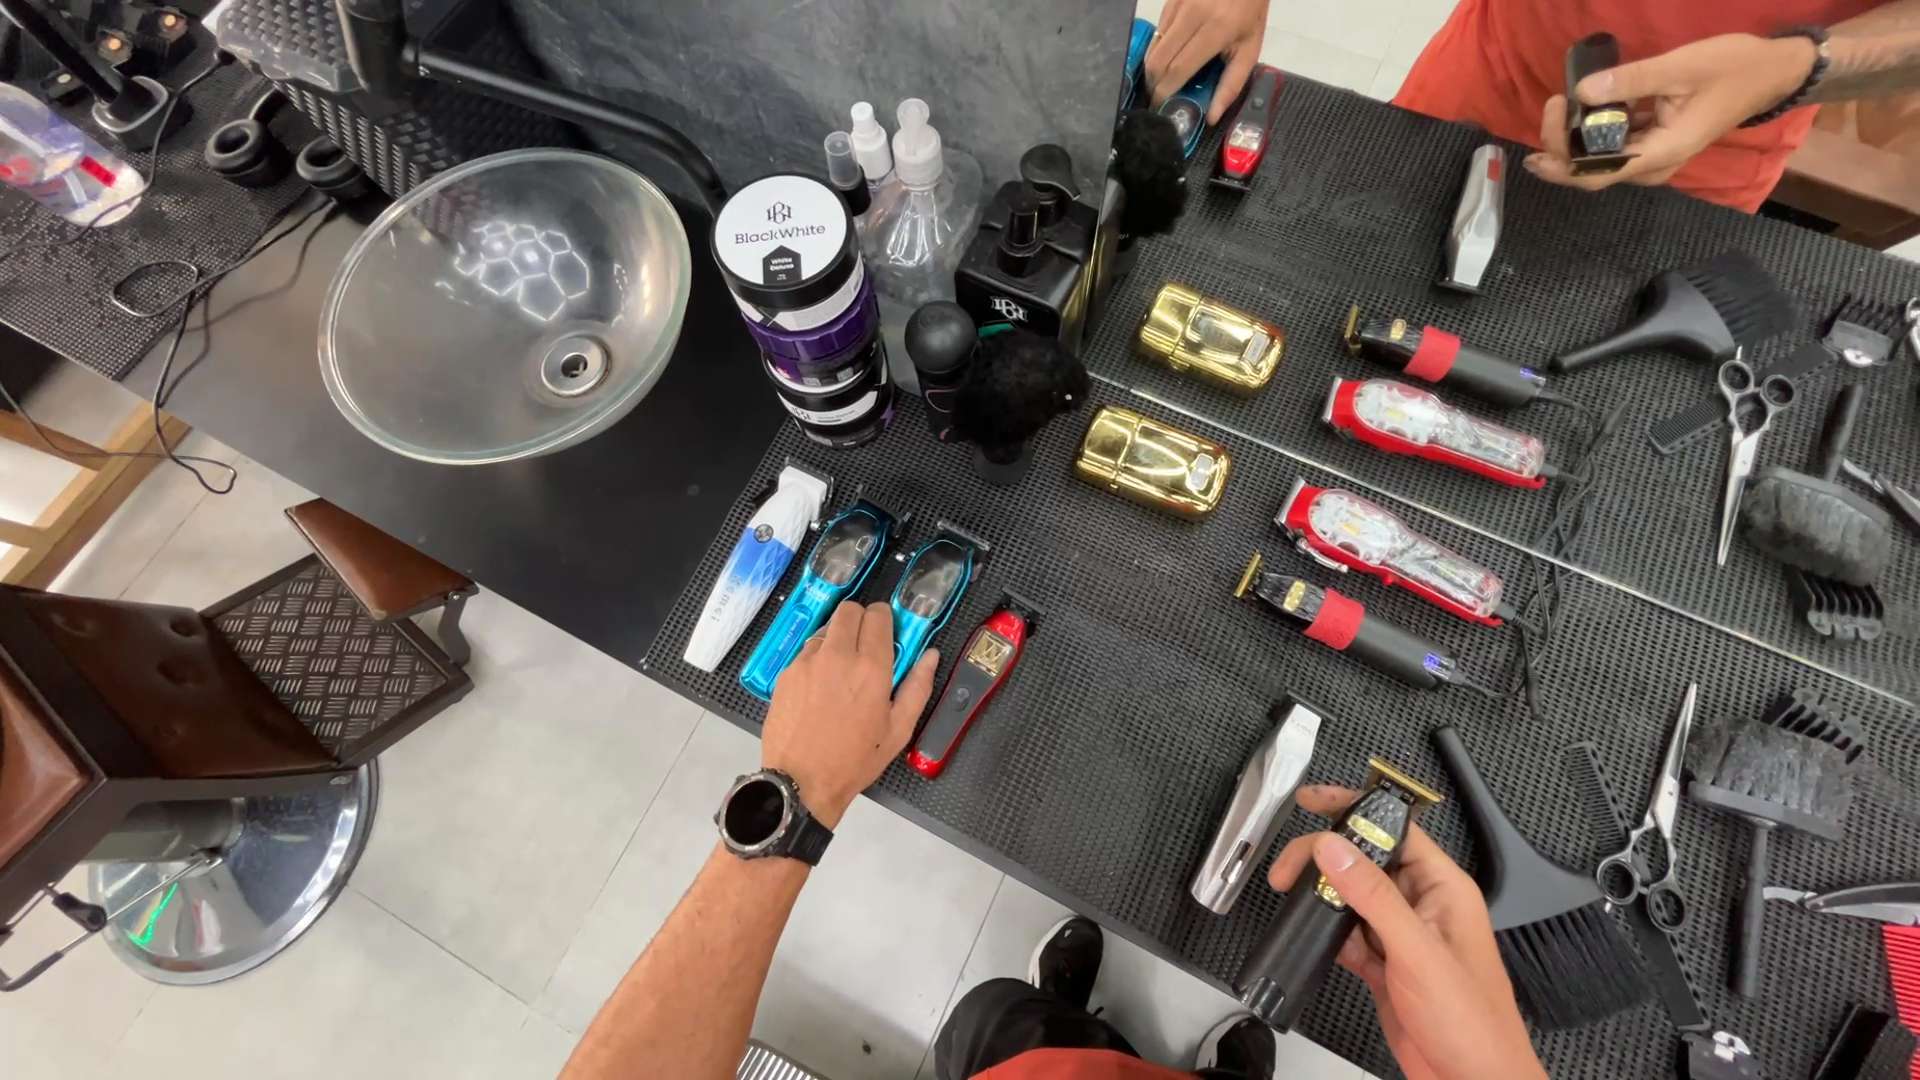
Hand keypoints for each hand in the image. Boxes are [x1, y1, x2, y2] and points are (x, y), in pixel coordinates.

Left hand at [760, 601, 937, 827]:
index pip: (878, 615)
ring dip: (837, 638)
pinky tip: (820, 686)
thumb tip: (930, 656)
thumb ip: (918, 687)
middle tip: (865, 643)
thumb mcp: (899, 730)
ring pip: (826, 629)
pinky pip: (806, 652)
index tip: (886, 631)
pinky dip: (817, 659)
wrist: (801, 783)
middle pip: (849, 610)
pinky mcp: (786, 674)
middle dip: (861, 619)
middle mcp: (838, 655)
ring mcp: (807, 662)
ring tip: (841, 668)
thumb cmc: (855, 759)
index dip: (885, 618)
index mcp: (871, 667)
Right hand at [1144, 0, 1269, 123]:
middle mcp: (1194, 14)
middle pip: (1158, 61)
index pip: (1177, 69)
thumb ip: (1232, 83)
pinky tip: (1164, 58)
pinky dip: (1156, 50)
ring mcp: (1180, 3)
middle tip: (1157, 98)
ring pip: (1153, 47)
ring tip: (1158, 81)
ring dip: (1151, 70)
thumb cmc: (1251, 9)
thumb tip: (1212, 117)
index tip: (1160, 108)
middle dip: (1152, 86)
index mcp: (1216, 29)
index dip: (1164, 93)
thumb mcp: (1250, 47)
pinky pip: (1156, 31)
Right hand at [1267, 787, 1544, 1079]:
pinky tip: (1320, 941)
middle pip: (1363, 859)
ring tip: (1293, 897)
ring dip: (1321, 895)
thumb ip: (1372, 896)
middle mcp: (1420, 903)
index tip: (1312, 800)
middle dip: (1323, 857)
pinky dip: (1328, 932)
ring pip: (1350, 892)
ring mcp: (1400, 932)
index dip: (1354, 808)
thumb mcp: (1418, 953)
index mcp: (1442, 888)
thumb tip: (1330, 847)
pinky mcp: (1383, 959)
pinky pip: (1346, 929)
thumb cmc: (1471, 1026)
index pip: (1394, 829)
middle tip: (1289, 869)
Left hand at [1525, 32, 1818, 189]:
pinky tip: (1577, 114)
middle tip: (1551, 107)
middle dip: (1561, 145)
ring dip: (1573, 140)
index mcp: (1661, 154)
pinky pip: (1609, 150)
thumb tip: (1583, 90)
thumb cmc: (1736, 68)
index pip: (1593, 172)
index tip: (1553, 116)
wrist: (1775, 73)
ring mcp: (1649, 162)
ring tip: (1557, 109)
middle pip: (1588, 171)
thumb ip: (1634, 79)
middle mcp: (1650, 168)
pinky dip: (1591, 134)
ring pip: (1595, 162)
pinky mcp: (1649, 150)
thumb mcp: (1685, 66)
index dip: (1562, 154)